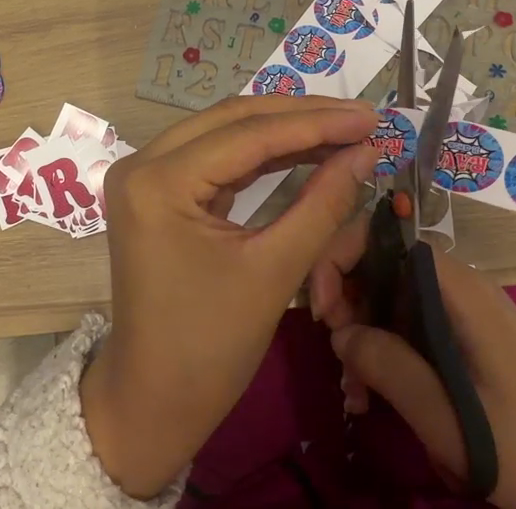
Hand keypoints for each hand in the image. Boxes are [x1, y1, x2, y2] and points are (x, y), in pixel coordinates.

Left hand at [81, 94, 379, 496]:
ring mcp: (145, 176)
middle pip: (232, 120)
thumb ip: (322, 203)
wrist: (154, 399)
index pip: (248, 135)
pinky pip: (214, 158)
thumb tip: (367, 152)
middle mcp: (143, 163)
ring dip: (283, 131)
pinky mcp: (156, 192)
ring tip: (344, 129)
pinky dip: (260, 155)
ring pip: (223, 133)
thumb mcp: (274, 271)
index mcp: (159, 180)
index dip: (316, 122)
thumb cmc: (210, 346)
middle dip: (301, 117)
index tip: (372, 116)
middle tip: (363, 118)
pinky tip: (304, 150)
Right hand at [310, 228, 515, 508]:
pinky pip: (416, 331)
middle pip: (386, 269)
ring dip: (365, 339)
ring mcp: (470, 319)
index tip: (323, 313)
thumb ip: (386, 365)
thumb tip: (339, 332)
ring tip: (355, 394)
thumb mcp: (447, 416)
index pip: (388, 237)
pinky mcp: (473, 346)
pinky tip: (376, 397)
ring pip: (395, 304)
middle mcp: (464, 292)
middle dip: (349, 306)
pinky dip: (389, 355)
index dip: (343, 259)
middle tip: (338, 361)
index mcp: (462, 291)